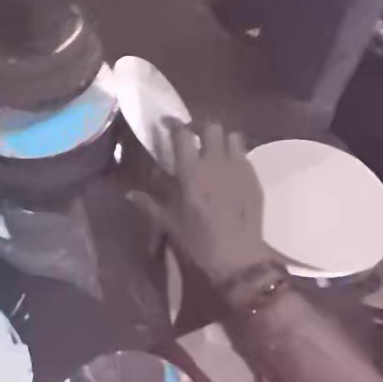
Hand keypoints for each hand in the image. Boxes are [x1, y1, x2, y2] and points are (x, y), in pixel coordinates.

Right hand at [127, 121, 276, 280]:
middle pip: (211, 126)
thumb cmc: (199, 242)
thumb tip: (128, 194)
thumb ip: (148, 204)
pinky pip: (245, 155)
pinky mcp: (254, 178)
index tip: (166, 123)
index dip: (173, 124)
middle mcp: (216, 164)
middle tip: (191, 135)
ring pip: (233, 136)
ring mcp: (239, 169)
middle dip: (199, 126)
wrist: (240, 258)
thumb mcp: (169, 224)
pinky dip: (234, 154)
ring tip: (212, 149)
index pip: (183, 134)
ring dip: (221, 137)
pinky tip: (227, 170)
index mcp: (191, 173)